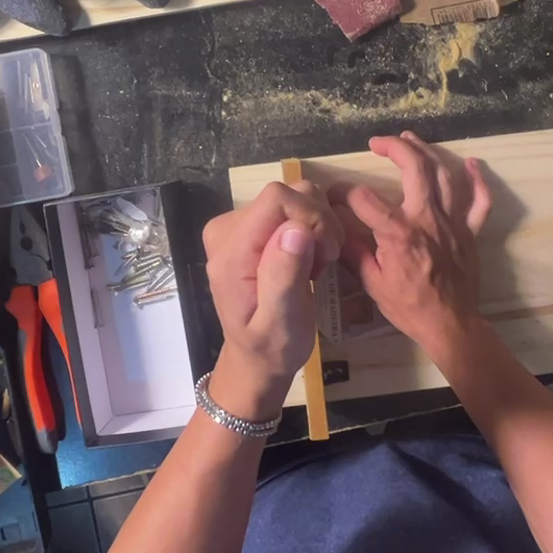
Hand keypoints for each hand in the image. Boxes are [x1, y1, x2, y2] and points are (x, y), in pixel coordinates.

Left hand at [201, 181, 342, 418]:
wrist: (257, 358)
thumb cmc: (271, 347)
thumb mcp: (280, 323)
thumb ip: (283, 277)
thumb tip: (297, 230)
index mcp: (230, 251)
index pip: (277, 198)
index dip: (312, 217)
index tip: (324, 254)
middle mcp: (227, 228)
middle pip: (289, 194)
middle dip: (319, 224)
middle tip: (323, 263)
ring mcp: (239, 225)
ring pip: (296, 196)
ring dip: (318, 227)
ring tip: (315, 264)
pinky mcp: (253, 226)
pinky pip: (294, 207)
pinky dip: (312, 229)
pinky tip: (308, 259)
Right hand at [332, 132, 491, 355]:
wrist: (450, 325)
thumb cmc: (409, 306)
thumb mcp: (372, 282)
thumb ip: (353, 252)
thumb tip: (334, 231)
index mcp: (398, 232)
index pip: (364, 198)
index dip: (344, 193)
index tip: (335, 196)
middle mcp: (427, 219)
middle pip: (415, 168)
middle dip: (395, 148)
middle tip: (378, 142)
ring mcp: (453, 222)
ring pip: (445, 175)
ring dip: (427, 152)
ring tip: (411, 139)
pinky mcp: (470, 232)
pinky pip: (479, 201)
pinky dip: (478, 180)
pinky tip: (470, 163)